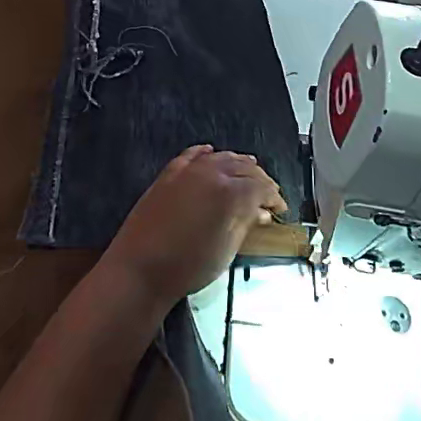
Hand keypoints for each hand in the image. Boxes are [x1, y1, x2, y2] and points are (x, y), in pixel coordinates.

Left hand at [99, 145, 287, 310]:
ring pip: (220, 157)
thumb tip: (260, 213)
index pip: (261, 188)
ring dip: (237, 164)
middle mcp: (210, 173)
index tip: (280, 208)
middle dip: (260, 180)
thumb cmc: (187, 266)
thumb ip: (246, 223)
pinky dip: (206, 154)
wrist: (141, 267)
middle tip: (269, 195)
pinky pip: (192, 155)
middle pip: (244, 167)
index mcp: (229, 193)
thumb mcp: (227, 248)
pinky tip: (211, 154)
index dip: (275, 198)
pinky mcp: (169, 173)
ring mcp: (187, 170)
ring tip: (249, 174)